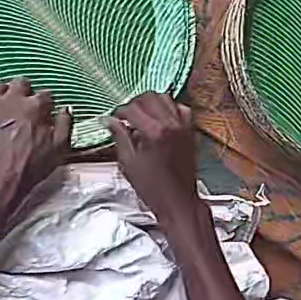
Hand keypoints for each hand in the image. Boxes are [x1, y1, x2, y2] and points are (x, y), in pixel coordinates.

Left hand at [0, 78, 69, 209]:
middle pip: (21, 83)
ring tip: (7, 105)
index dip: (48, 103)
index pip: (46, 94)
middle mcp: (13, 99)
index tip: (47, 111)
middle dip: (26, 91)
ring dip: (5, 93)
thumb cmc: (28, 165)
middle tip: (27, 103)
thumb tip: (66, 110)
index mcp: (35, 106)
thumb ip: (65, 125)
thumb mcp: (58, 148)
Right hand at [105, 93, 201, 225]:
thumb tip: (110, 122)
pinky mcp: (190, 132)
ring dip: (151, 103)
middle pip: (149, 97)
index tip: (114, 119)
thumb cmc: (154, 189)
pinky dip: (170, 108)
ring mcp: (183, 127)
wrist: (178, 201)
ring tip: (142, 116)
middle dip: (134, 104)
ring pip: (166, 98)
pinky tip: (161, 119)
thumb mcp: (129, 164)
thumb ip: (119, 138)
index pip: (132, 109)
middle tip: (126, 116)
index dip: (119, 112)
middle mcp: (171, 125)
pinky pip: (181, 109)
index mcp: (154, 132)